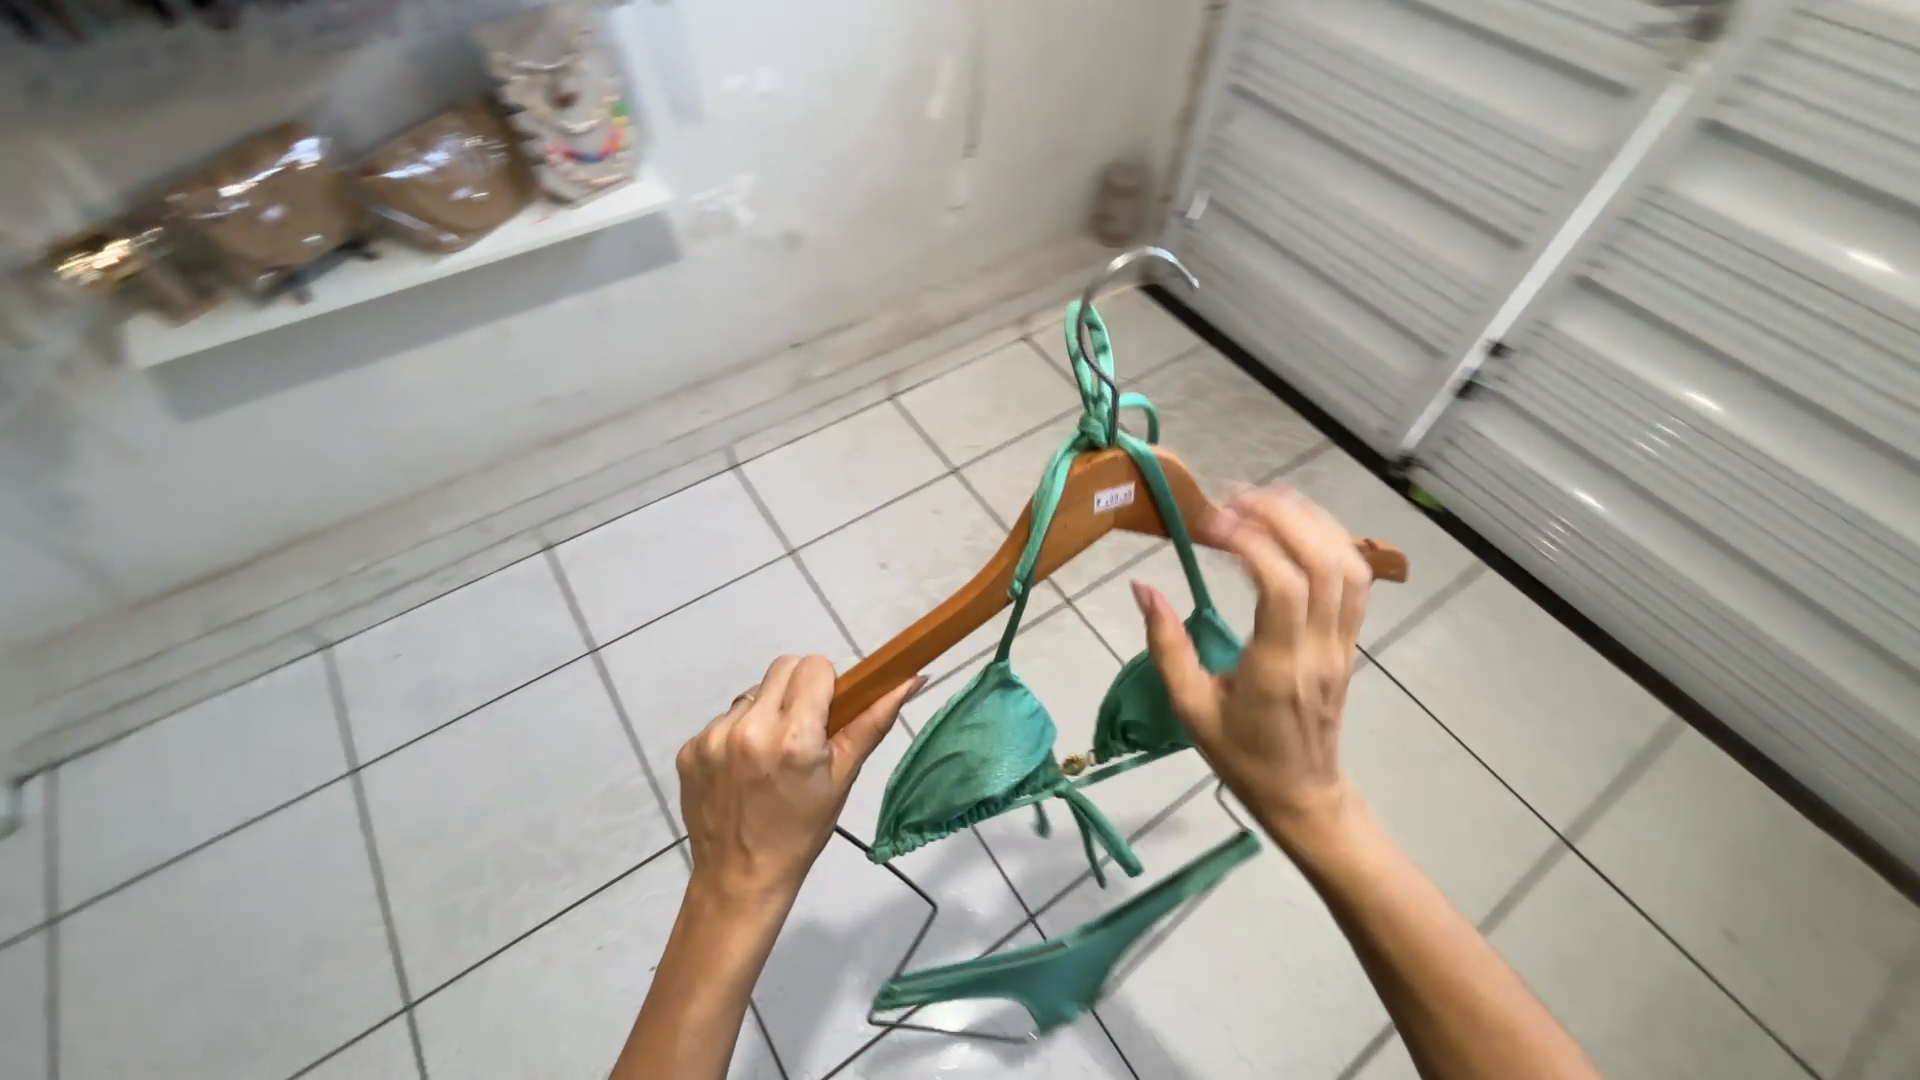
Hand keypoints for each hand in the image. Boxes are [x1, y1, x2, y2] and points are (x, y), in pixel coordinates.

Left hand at [675, 655, 921, 913]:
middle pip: (783, 667)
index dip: (826, 685)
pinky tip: (742, 769)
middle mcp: (749, 728)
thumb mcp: (844, 777)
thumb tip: (911, 678)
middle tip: (802, 730)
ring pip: (753, 692)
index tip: (826, 713)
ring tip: (768, 757)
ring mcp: (712, 738)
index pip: (814, 666)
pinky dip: (737, 734)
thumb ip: (874, 721)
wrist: (739, 878)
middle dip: (798, 690)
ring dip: (766, 712)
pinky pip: (724, 718)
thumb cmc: (802, 830)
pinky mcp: (688, 749)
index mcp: (794, 736)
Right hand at [1132, 484, 1371, 856]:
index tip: (1213, 522)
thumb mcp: (1189, 707)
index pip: (1283, 585)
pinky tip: (1298, 527)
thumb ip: (1167, 645)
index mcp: (1278, 666)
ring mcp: (1343, 643)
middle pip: (1324, 562)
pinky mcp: (1350, 641)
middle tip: (1237, 498)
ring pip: (1349, 565)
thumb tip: (1143, 587)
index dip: (1253, 541)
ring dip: (1312, 522)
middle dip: (1284, 517)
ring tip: (1267, 500)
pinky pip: (1356, 580)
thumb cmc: (1240, 755)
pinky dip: (1331, 541)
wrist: (1302, 793)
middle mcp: (1320, 648)